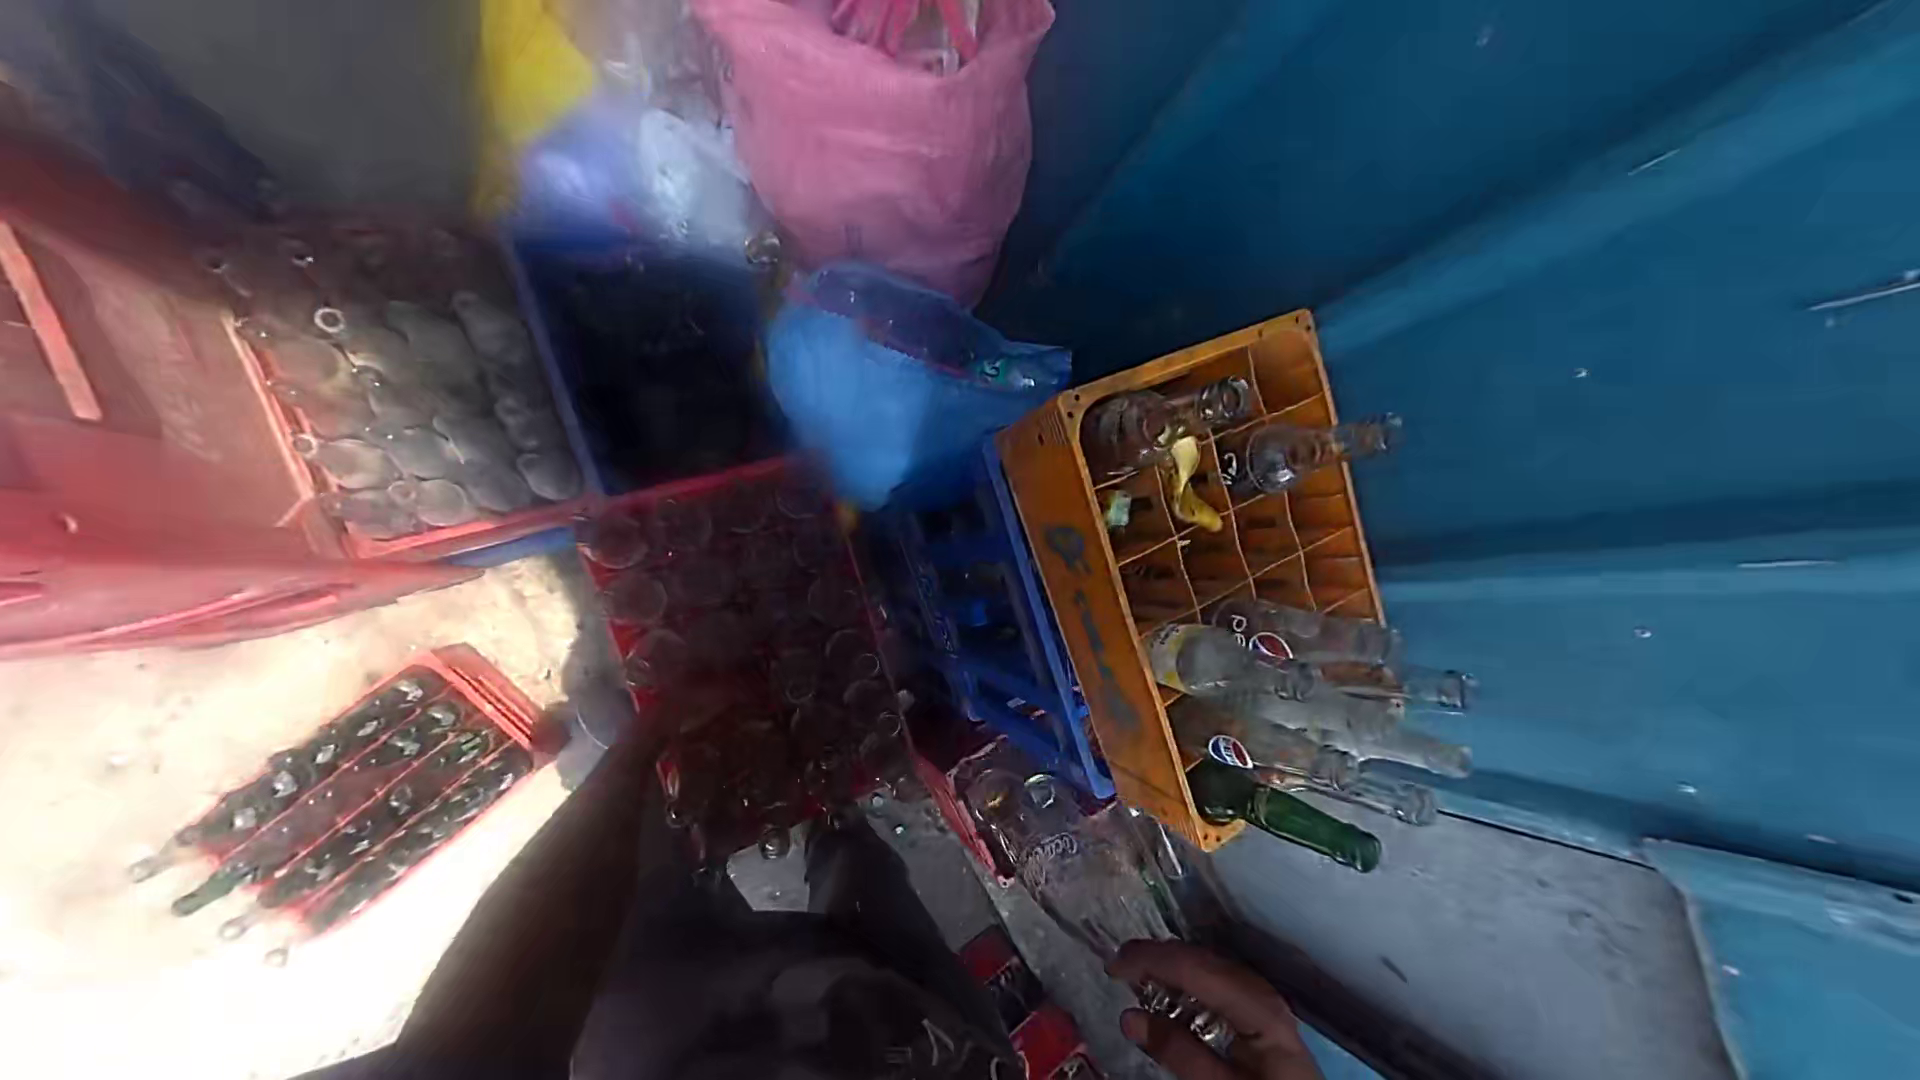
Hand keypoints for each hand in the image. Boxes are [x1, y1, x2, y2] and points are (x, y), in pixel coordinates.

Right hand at [1107, 940, 1323, 1079]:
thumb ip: (1179, 1055)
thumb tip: (1128, 1017)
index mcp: (1256, 1008)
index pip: (1192, 966)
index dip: (1148, 959)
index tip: (1111, 967)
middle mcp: (1259, 990)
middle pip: (1198, 957)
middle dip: (1154, 958)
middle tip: (1116, 971)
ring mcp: (1260, 997)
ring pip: (1204, 963)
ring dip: (1166, 966)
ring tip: (1135, 980)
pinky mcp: (1257, 1009)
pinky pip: (1213, 979)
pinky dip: (1183, 980)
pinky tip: (1167, 995)